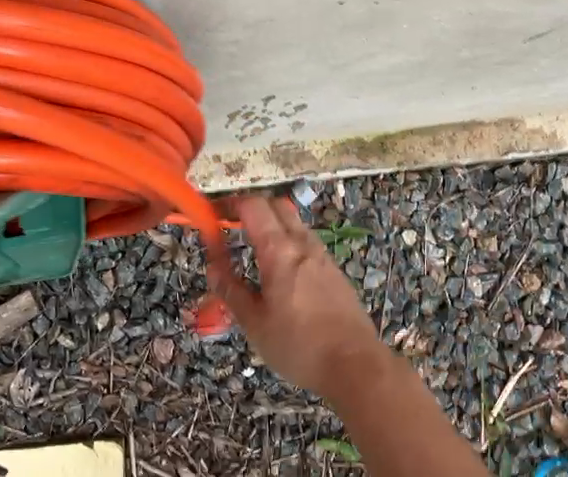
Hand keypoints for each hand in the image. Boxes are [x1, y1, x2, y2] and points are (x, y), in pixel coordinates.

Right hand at [220, 195, 392, 399]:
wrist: (356, 365)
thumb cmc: (299, 345)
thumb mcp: (255, 324)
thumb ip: (231, 291)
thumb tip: (212, 267)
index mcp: (279, 250)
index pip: (253, 206)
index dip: (230, 203)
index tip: (214, 214)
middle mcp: (302, 243)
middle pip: (277, 205)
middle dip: (252, 208)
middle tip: (233, 228)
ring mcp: (322, 255)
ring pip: (294, 223)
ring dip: (272, 225)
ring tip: (255, 252)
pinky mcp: (335, 271)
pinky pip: (307, 243)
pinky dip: (289, 244)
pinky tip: (283, 274)